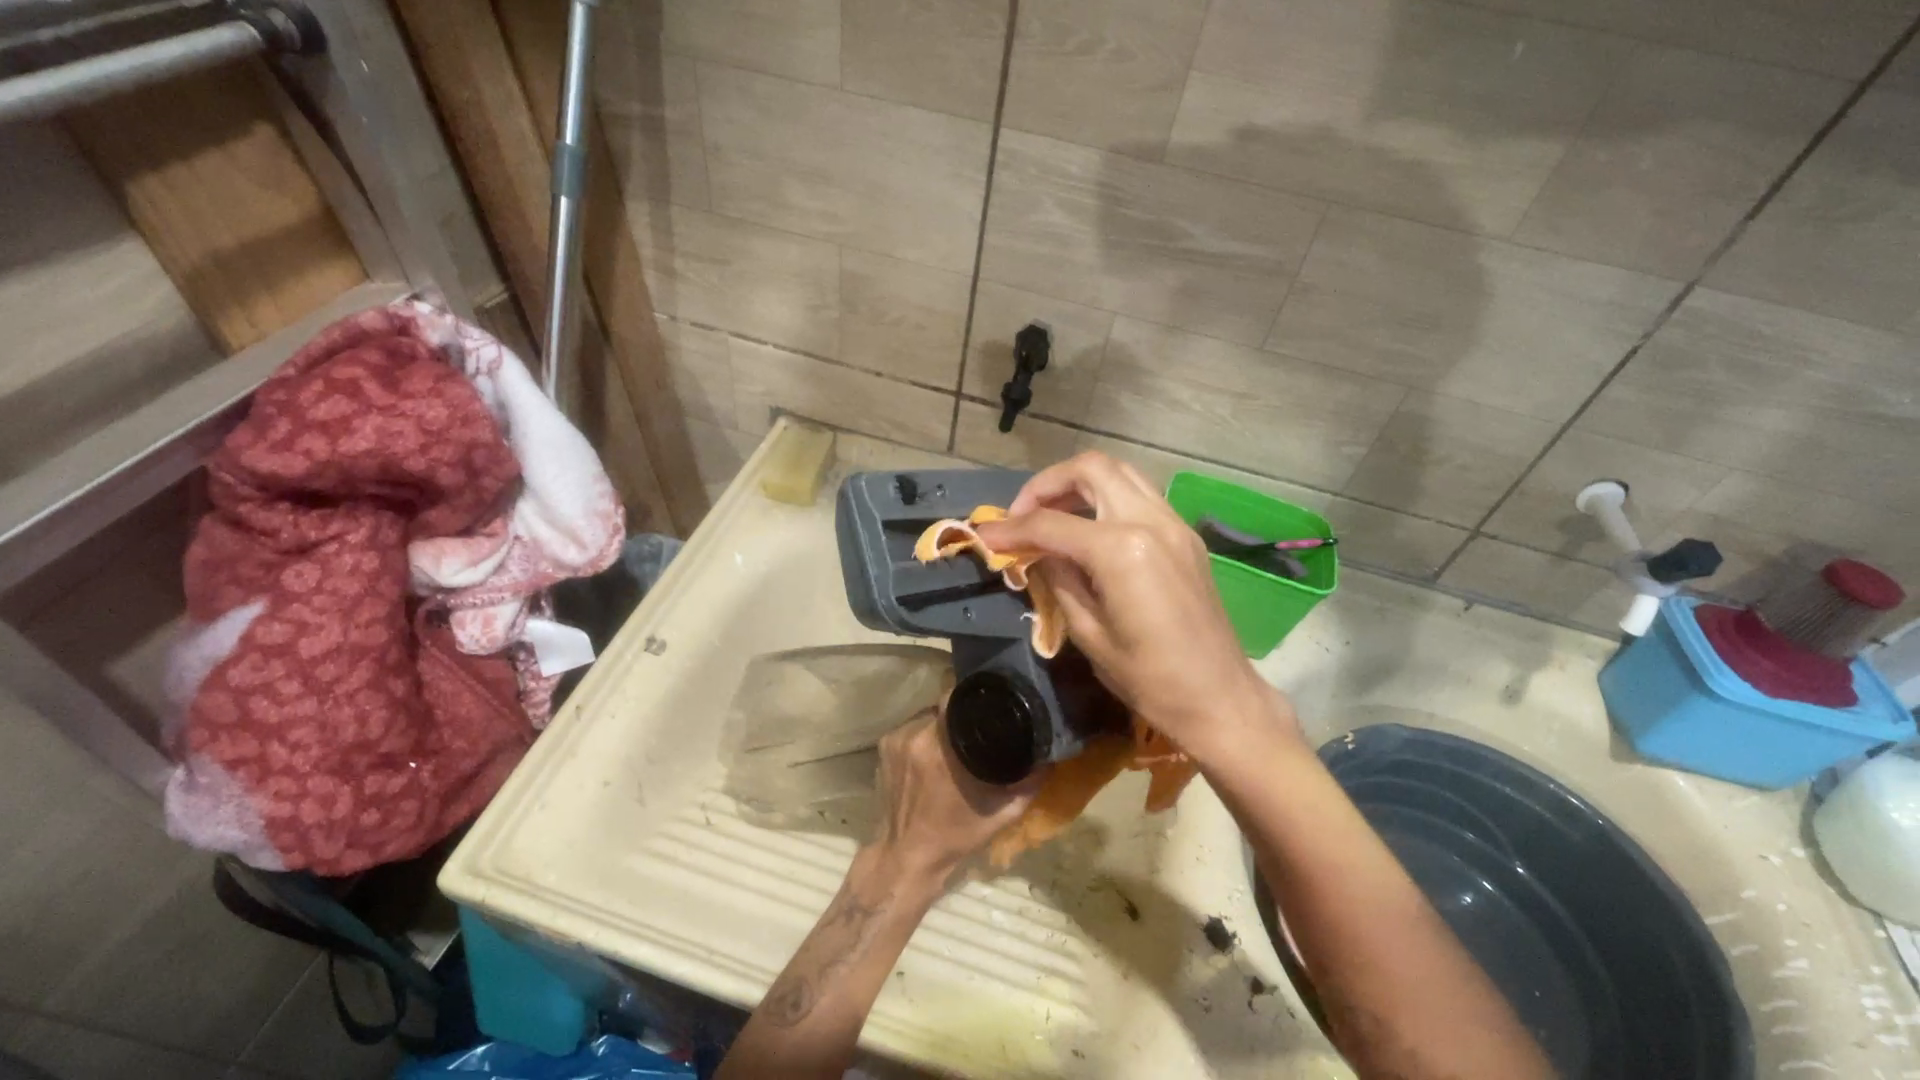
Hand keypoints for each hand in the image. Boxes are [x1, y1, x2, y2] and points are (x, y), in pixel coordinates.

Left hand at [872, 708, 1039, 883]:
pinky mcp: (884, 745)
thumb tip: (1049, 752)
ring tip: (957, 740)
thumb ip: (1030, 780)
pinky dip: (924, 735)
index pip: (958, 698)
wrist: (905, 856)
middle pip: (944, 705)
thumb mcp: (1004, 812)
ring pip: (927, 715)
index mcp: (942, 748)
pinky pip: (911, 728)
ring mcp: (895, 739)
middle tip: (979, 726)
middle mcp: (916, 736)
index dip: (976, 696)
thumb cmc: (956, 836)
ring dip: (942, 725)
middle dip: (961, 713)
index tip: (991, 703)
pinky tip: (934, 753)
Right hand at [975, 452, 1298, 763]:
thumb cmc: (1149, 679)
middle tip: (1022, 515)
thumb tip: (1035, 554)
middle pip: (1090, 469)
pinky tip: (1088, 530)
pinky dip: (1106, 498)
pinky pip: (1139, 495)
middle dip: (1047, 484)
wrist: (1218, 697)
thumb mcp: (1089, 634)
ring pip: (1120, 472)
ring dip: (1079, 484)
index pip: (1051, 524)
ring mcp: (1173, 524)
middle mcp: (1150, 521)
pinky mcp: (1185, 536)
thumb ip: (1058, 581)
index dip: (1011, 529)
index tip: (983, 536)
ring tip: (1052, 517)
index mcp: (1122, 551)